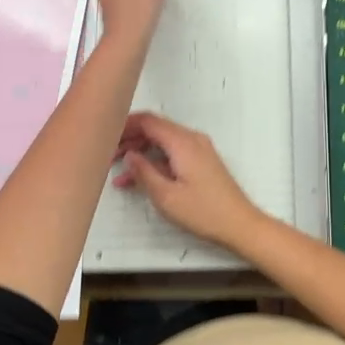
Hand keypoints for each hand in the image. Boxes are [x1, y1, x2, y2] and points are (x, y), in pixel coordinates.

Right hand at [114, 112, 264, 246]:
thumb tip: (129, 155)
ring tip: (117, 168)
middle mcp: (191, 139)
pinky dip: (155, 160)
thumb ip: (144, 172)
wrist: (239, 224)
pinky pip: (172, 152)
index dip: (125, 124)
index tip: (105, 134)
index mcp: (182, 143)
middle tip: (107, 153)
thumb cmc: (203, 212)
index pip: (149, 121)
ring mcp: (199, 149)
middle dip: (129, 138)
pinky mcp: (201, 161)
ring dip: (140, 151)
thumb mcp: (166, 196)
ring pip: (162, 141)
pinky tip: (137, 179)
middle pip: (155, 128)